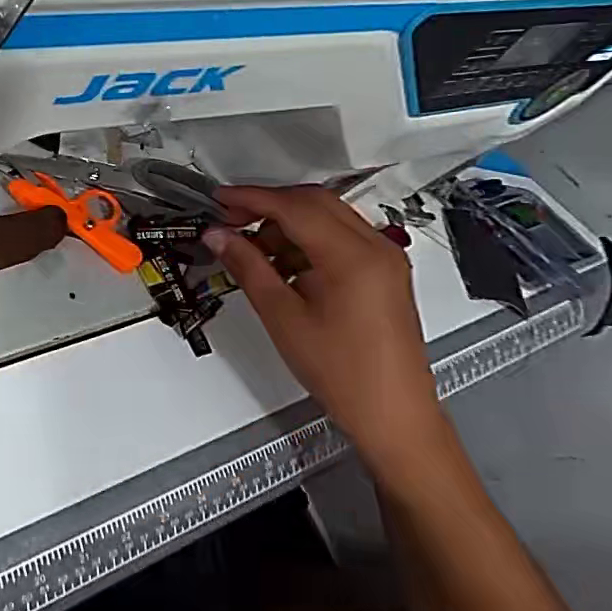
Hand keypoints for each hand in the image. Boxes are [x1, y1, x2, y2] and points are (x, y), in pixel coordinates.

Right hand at [203, 186, 440, 464]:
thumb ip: (247, 266)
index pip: (294, 206)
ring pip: (327, 216)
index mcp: (353, 257)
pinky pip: (341, 237)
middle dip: (268, 205)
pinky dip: (307, 240)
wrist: (391, 412)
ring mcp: (385, 258)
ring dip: (287, 224)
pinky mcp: (384, 271)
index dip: (251, 198)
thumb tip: (220, 237)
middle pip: (313, 202)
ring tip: (252, 249)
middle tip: (230, 219)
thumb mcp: (282, 316)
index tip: (221, 199)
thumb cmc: (346, 373)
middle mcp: (376, 248)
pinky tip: (282, 263)